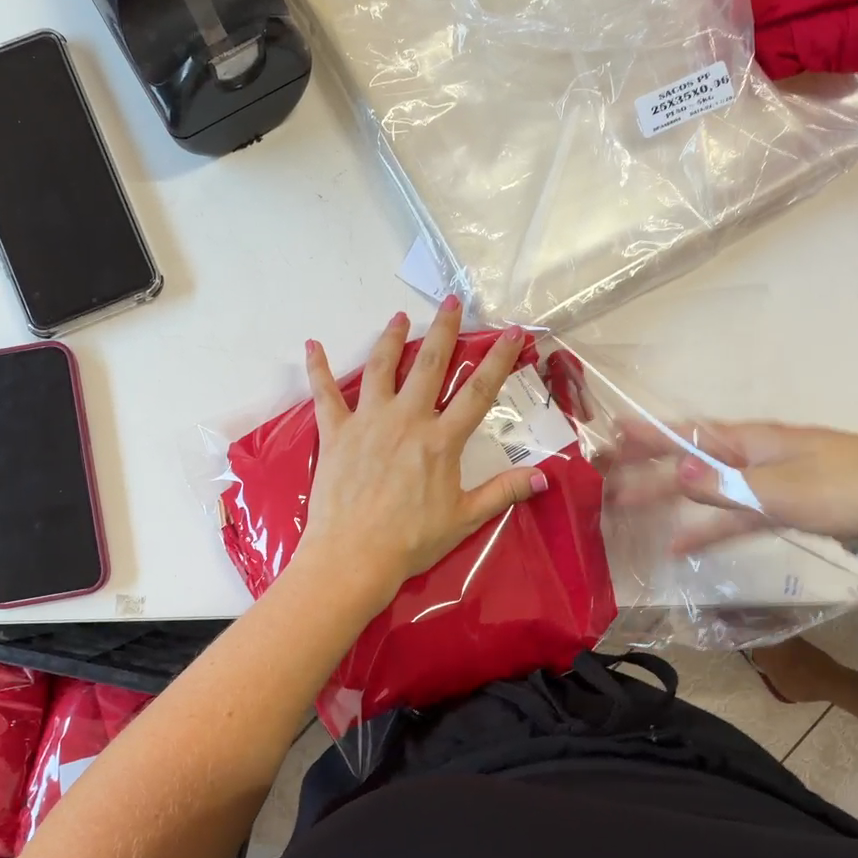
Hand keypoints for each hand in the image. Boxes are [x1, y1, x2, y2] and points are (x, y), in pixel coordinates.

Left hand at [294, 298, 547, 598]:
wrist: (354, 555)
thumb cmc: (411, 541)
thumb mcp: (464, 518)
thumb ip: (502, 492)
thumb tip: (545, 477)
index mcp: (441, 440)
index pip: (478, 391)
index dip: (498, 359)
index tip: (512, 333)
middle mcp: (407, 419)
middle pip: (430, 365)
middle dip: (445, 330)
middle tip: (452, 302)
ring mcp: (368, 422)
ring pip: (382, 369)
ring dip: (392, 339)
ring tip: (400, 317)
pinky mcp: (336, 433)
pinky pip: (325, 394)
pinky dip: (318, 368)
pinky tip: (312, 346)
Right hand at [612, 421, 857, 559]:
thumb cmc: (852, 487)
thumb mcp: (788, 489)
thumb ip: (729, 487)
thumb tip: (676, 474)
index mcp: (750, 442)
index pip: (687, 435)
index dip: (648, 436)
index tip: (609, 435)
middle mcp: (751, 457)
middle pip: (688, 460)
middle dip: (645, 466)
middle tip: (603, 473)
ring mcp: (766, 483)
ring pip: (704, 488)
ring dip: (666, 497)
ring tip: (625, 506)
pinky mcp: (781, 508)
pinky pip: (730, 517)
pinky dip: (705, 529)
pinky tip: (681, 545)